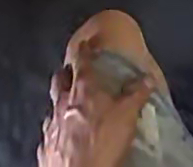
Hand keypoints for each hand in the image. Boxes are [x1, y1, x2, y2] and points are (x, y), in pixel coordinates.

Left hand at [38, 37, 153, 166]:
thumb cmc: (103, 141)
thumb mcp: (127, 115)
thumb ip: (137, 93)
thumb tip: (148, 76)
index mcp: (84, 89)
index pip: (82, 61)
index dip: (85, 49)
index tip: (87, 42)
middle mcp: (63, 103)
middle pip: (59, 80)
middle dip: (65, 73)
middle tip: (73, 72)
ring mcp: (51, 127)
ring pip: (52, 106)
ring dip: (59, 103)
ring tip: (68, 106)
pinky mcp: (44, 150)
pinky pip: (48, 134)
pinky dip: (55, 130)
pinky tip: (61, 136)